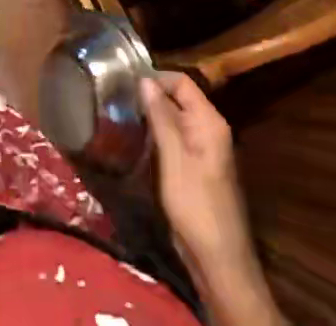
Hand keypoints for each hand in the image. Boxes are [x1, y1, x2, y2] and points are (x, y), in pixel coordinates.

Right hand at [140, 72, 255, 274]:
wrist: (217, 256)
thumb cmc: (195, 203)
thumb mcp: (174, 158)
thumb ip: (161, 117)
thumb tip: (145, 80)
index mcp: (209, 120)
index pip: (182, 82)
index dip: (156, 78)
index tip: (125, 84)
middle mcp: (209, 128)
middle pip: (179, 99)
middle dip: (151, 97)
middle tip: (118, 100)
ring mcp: (203, 148)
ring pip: (175, 120)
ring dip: (152, 117)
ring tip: (122, 117)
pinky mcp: (195, 167)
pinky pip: (175, 139)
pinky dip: (158, 136)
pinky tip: (137, 142)